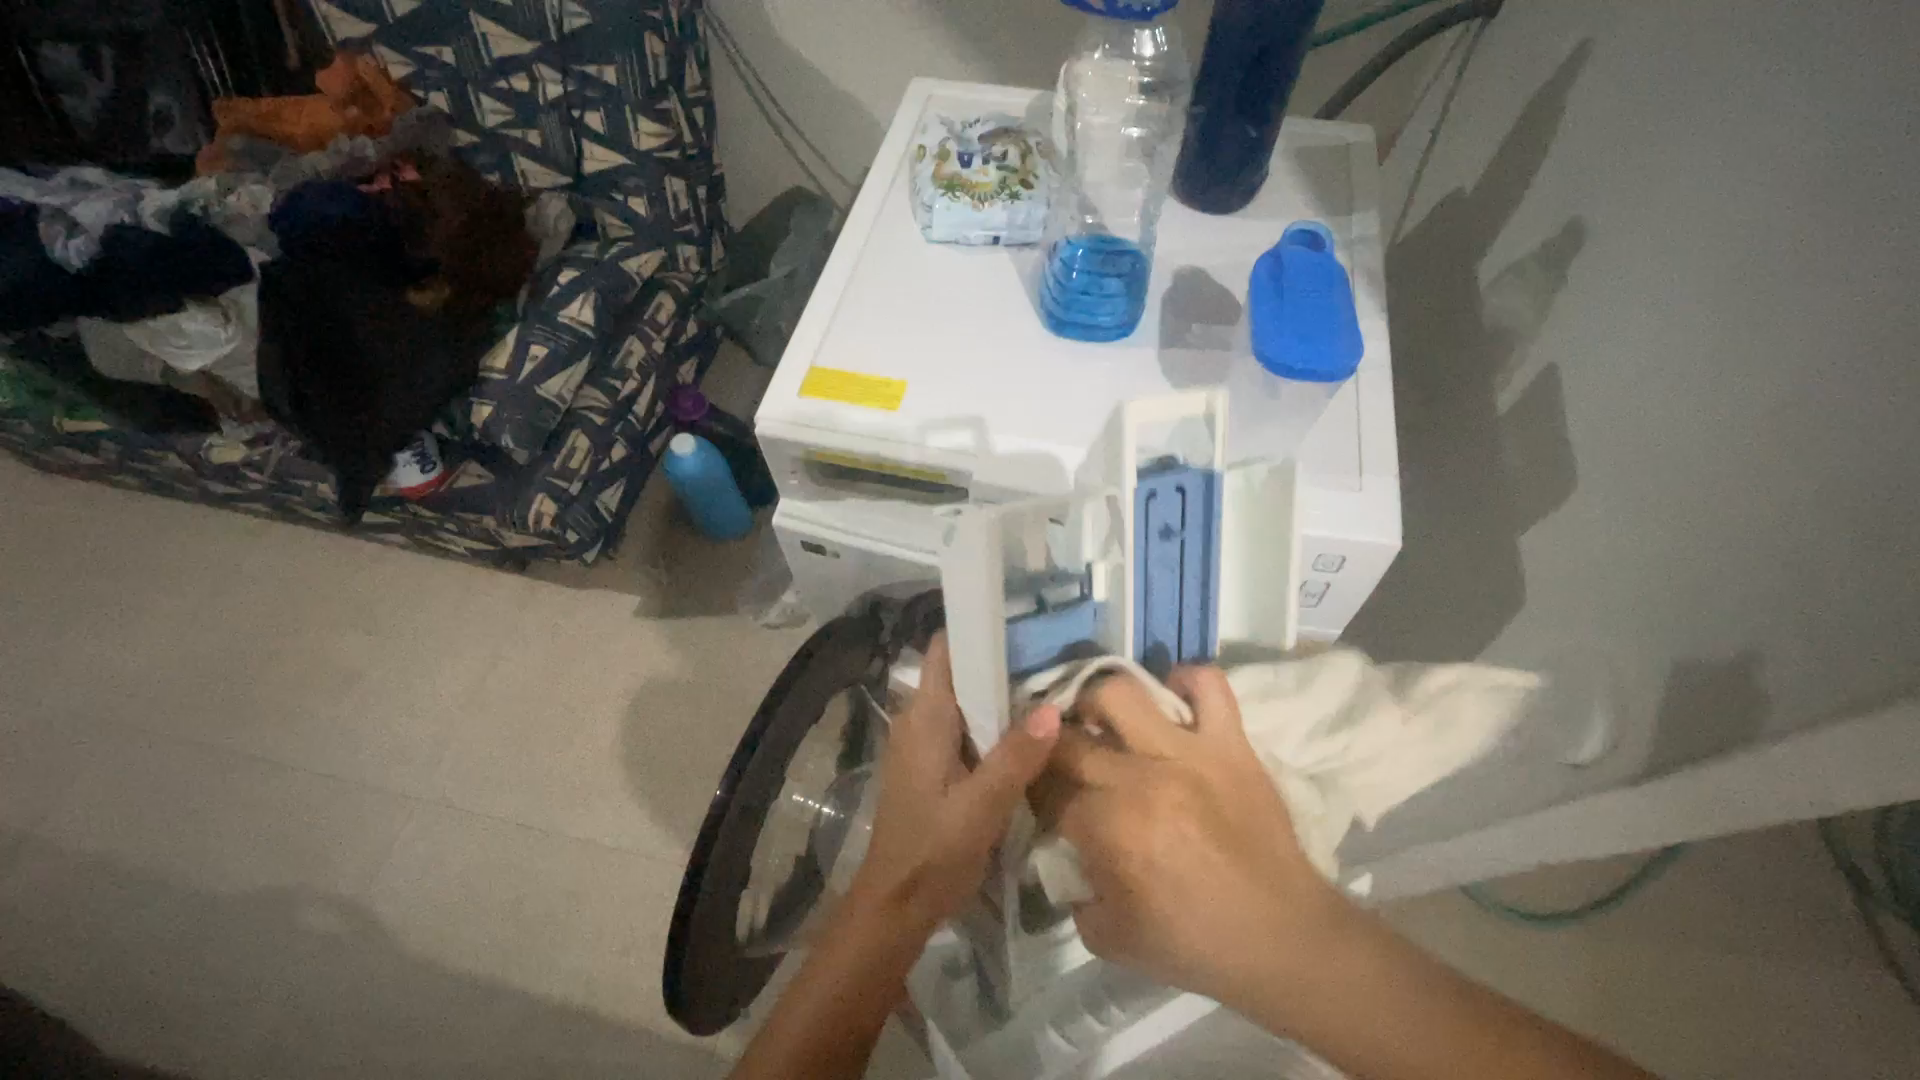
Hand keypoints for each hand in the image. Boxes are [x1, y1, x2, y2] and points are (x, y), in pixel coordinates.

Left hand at [849, 632, 1061, 928]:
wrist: (896, 904)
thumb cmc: (933, 851)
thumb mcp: (981, 806)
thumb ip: (1015, 757)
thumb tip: (1052, 707)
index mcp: (925, 717)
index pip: (946, 649)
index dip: (980, 629)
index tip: (1025, 622)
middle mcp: (920, 720)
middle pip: (962, 673)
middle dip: (1003, 663)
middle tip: (1056, 659)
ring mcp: (925, 744)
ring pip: (967, 703)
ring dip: (1002, 697)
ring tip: (1053, 690)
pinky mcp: (934, 766)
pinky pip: (966, 730)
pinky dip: (995, 726)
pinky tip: (1029, 736)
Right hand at [1034, 666, 1350, 1008]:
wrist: (1283, 938)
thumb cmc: (1195, 943)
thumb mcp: (1110, 937)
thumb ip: (1073, 891)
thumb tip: (1065, 854)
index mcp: (1108, 828)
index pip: (1047, 790)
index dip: (1035, 792)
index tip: (1040, 799)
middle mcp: (1141, 777)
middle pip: (1070, 738)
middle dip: (1051, 748)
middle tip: (1058, 760)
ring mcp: (1189, 752)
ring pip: (1121, 693)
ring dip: (1096, 703)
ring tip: (1100, 719)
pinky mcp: (1231, 744)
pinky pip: (1208, 685)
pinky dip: (1185, 680)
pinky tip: (1171, 699)